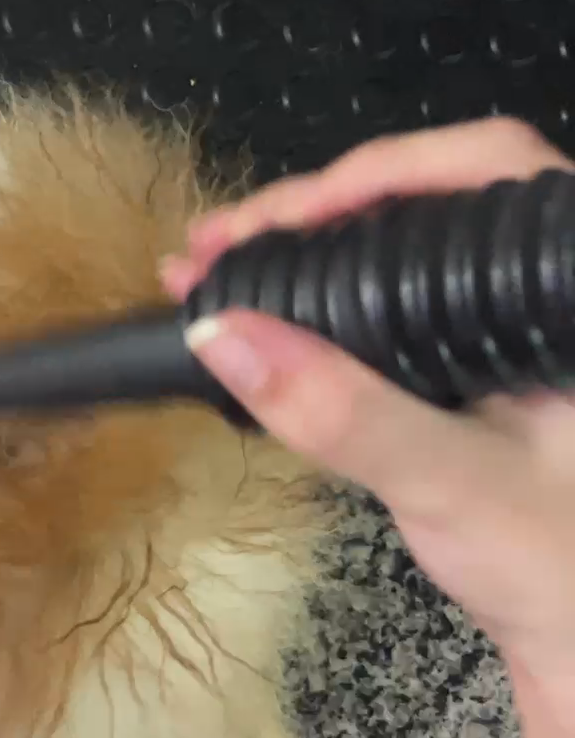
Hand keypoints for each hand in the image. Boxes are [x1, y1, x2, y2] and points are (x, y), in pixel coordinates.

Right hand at [160, 117, 574, 712]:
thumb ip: (342, 413)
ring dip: (285, 259)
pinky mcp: (453, 373)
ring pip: (386, 258)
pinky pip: (368, 311)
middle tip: (203, 248)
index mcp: (566, 293)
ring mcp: (492, 337)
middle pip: (418, 206)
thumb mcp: (452, 483)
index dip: (362, 178)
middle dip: (297, 218)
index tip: (258, 225)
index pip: (484, 171)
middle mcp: (535, 299)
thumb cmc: (559, 565)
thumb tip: (216, 334)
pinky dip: (294, 306)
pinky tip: (244, 322)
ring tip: (200, 274)